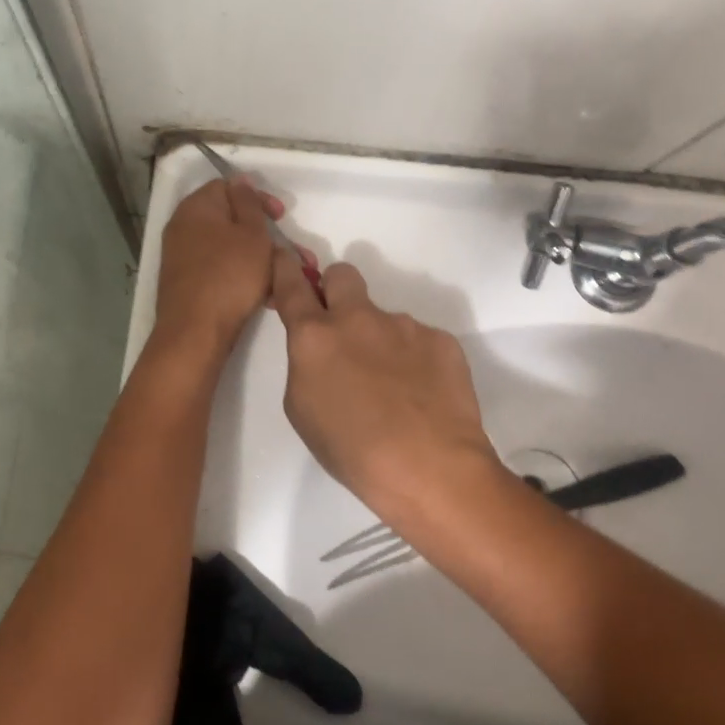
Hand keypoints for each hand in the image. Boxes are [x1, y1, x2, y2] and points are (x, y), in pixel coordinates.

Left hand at [153, 177, 286, 352]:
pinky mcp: (188, 284)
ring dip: (261, 260)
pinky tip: (268, 297)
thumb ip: (248, 203)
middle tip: (292, 253)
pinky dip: (244, 278)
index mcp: (196, 207)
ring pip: (230, 249)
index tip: (281, 217)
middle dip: (266, 236)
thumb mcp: (251, 234)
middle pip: (231, 221)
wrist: (195, 332)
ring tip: (287, 278)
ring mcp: (183, 257)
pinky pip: (221, 271)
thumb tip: (240, 181)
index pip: (228, 187)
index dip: (258, 198)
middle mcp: (184, 228)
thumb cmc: (229, 276)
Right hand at [269, 250, 501, 513]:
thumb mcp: (302, 409)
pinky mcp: (441, 340)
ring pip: (384, 319)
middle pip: (342, 275)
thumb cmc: (351, 450)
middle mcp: (358, 319)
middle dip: (336, 289)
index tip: (283, 257)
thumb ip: (305, 365)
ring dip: (381, 341)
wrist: (430, 467)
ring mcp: (404, 325)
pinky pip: (419, 342)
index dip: (285, 268)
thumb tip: (322, 351)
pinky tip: (421, 396)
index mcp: (314, 337)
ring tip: (394, 390)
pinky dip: (415, 362)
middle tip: (342, 326)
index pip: (292, 286)